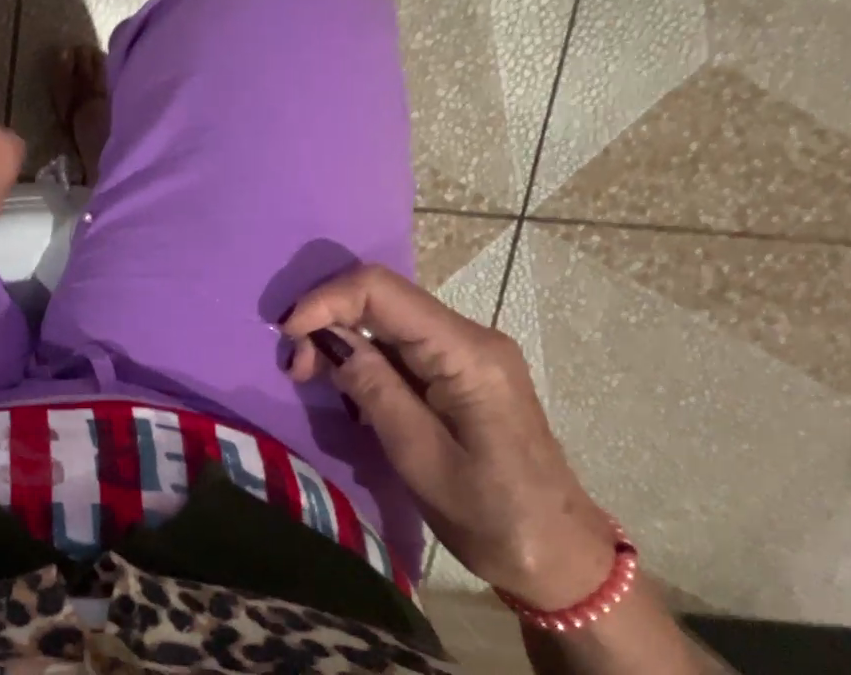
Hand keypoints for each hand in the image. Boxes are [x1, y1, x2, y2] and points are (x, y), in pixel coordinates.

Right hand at [281, 265, 615, 610]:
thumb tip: (324, 337)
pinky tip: (341, 384)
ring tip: (310, 377)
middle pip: (379, 297)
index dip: (324, 300)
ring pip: (382, 317)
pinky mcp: (458, 372)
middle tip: (296, 367)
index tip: (288, 337)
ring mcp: (466, 353)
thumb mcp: (421, 457)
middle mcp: (469, 338)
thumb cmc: (494, 515)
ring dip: (336, 337)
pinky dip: (357, 353)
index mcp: (468, 353)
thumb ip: (372, 388)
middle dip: (325, 320)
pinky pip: (396, 343)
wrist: (562, 561)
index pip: (380, 289)